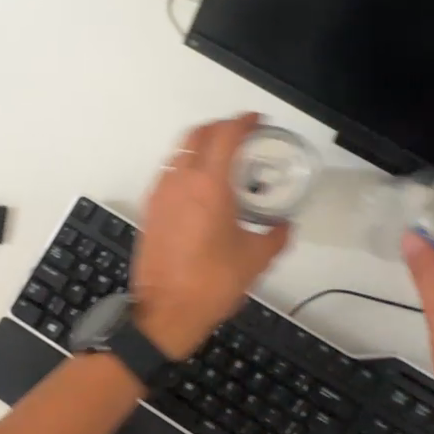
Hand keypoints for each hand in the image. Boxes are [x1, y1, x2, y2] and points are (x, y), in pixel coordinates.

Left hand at [131, 115, 291, 358]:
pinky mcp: (149, 210)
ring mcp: (159, 195)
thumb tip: (284, 226)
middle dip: (220, 128)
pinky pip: (169, 175)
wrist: (165, 312)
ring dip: (200, 147)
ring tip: (223, 160)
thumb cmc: (211, 284)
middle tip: (241, 135)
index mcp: (208, 186)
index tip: (256, 121)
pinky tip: (201, 188)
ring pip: (179, 153)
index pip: (225, 136)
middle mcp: (179, 182)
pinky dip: (186, 168)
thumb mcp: (256, 260)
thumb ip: (276, 236)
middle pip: (197, 135)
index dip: (243, 122)